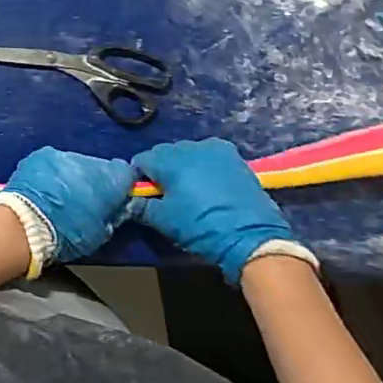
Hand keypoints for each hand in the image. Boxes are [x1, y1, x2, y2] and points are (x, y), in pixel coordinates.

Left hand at [0, 147, 138, 267]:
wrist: (23, 225)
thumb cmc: (66, 235)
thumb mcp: (100, 234)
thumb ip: (115, 214)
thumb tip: (122, 205)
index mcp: (109, 179)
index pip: (126, 172)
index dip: (122, 184)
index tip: (115, 196)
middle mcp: (89, 160)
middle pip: (100, 167)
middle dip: (96, 180)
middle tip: (86, 200)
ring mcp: (64, 154)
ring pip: (77, 163)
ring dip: (74, 176)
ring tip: (62, 195)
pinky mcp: (42, 154)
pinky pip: (55, 162)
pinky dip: (54, 173)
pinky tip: (45, 188)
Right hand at [131, 139, 301, 283]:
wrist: (251, 235)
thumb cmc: (201, 227)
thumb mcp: (165, 221)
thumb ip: (143, 207)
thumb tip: (131, 202)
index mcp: (170, 159)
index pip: (143, 160)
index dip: (140, 177)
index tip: (145, 195)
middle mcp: (190, 146)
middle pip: (166, 153)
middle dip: (163, 170)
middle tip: (167, 194)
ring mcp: (214, 148)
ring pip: (188, 152)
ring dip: (184, 166)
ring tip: (190, 191)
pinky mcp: (233, 155)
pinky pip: (209, 155)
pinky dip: (204, 166)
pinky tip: (210, 185)